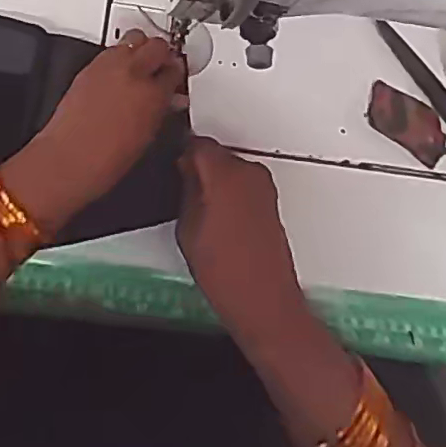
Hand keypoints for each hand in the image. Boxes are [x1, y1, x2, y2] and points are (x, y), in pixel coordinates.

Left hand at [13, 30, 185, 218]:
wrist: (69, 157)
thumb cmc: (105, 158)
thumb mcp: (148, 137)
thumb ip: (161, 110)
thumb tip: (166, 101)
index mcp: (153, 94)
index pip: (175, 70)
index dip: (176, 73)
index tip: (174, 76)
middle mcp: (133, 73)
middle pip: (157, 45)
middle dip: (163, 53)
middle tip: (162, 62)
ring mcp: (110, 66)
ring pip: (134, 38)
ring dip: (141, 47)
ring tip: (141, 60)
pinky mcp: (90, 66)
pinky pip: (112, 49)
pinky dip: (119, 54)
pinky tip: (119, 69)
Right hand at [177, 137, 307, 332]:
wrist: (264, 302)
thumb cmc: (224, 272)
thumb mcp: (187, 229)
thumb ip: (185, 189)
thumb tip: (186, 172)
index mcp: (225, 174)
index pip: (198, 143)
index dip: (182, 151)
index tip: (174, 164)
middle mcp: (249, 173)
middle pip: (217, 154)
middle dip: (199, 165)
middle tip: (183, 187)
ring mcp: (264, 186)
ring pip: (231, 167)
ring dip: (216, 178)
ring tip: (202, 209)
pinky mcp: (271, 200)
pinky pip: (244, 182)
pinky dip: (231, 190)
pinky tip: (219, 217)